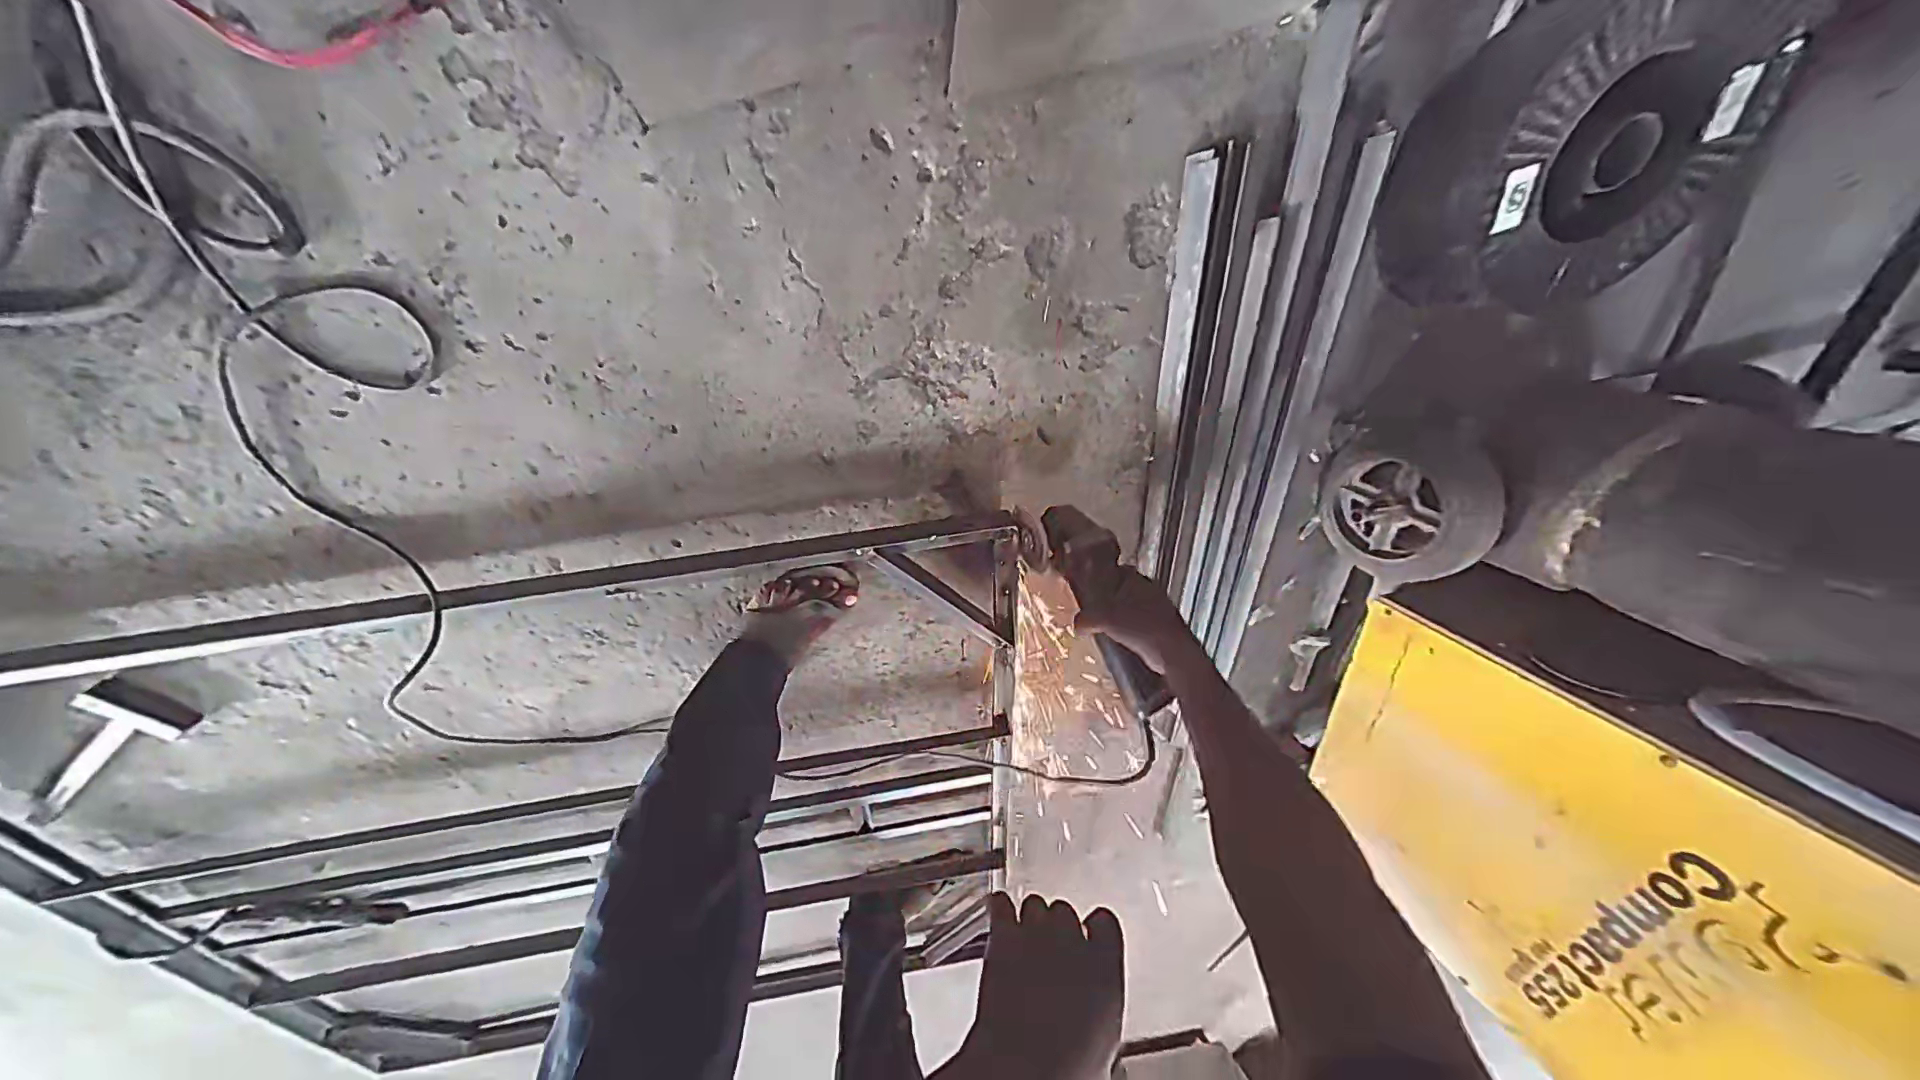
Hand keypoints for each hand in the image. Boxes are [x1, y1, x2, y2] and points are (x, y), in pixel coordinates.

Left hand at [937, 893, 1124, 1079]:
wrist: (1024, 1066)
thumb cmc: (1066, 1066)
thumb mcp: (1102, 1048)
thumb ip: (1101, 1019)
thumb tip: (1099, 1039)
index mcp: (1105, 966)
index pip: (1105, 922)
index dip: (1096, 928)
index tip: (1090, 934)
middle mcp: (1072, 939)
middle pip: (1065, 912)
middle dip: (1057, 928)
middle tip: (1050, 951)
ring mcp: (1036, 932)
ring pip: (1035, 905)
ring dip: (1030, 919)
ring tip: (1024, 940)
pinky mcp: (1004, 934)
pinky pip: (1001, 904)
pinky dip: (999, 907)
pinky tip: (998, 912)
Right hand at [1067, 561, 1190, 674]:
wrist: (1170, 650)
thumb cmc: (1138, 626)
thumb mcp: (1102, 619)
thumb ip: (1085, 619)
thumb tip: (1077, 624)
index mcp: (1135, 579)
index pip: (1117, 570)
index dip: (1104, 577)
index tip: (1091, 587)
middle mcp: (1148, 589)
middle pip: (1124, 588)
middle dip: (1111, 598)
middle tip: (1095, 609)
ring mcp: (1158, 607)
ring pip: (1133, 605)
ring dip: (1121, 614)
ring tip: (1106, 626)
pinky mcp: (1163, 625)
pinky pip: (1141, 621)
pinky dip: (1131, 628)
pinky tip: (1122, 639)